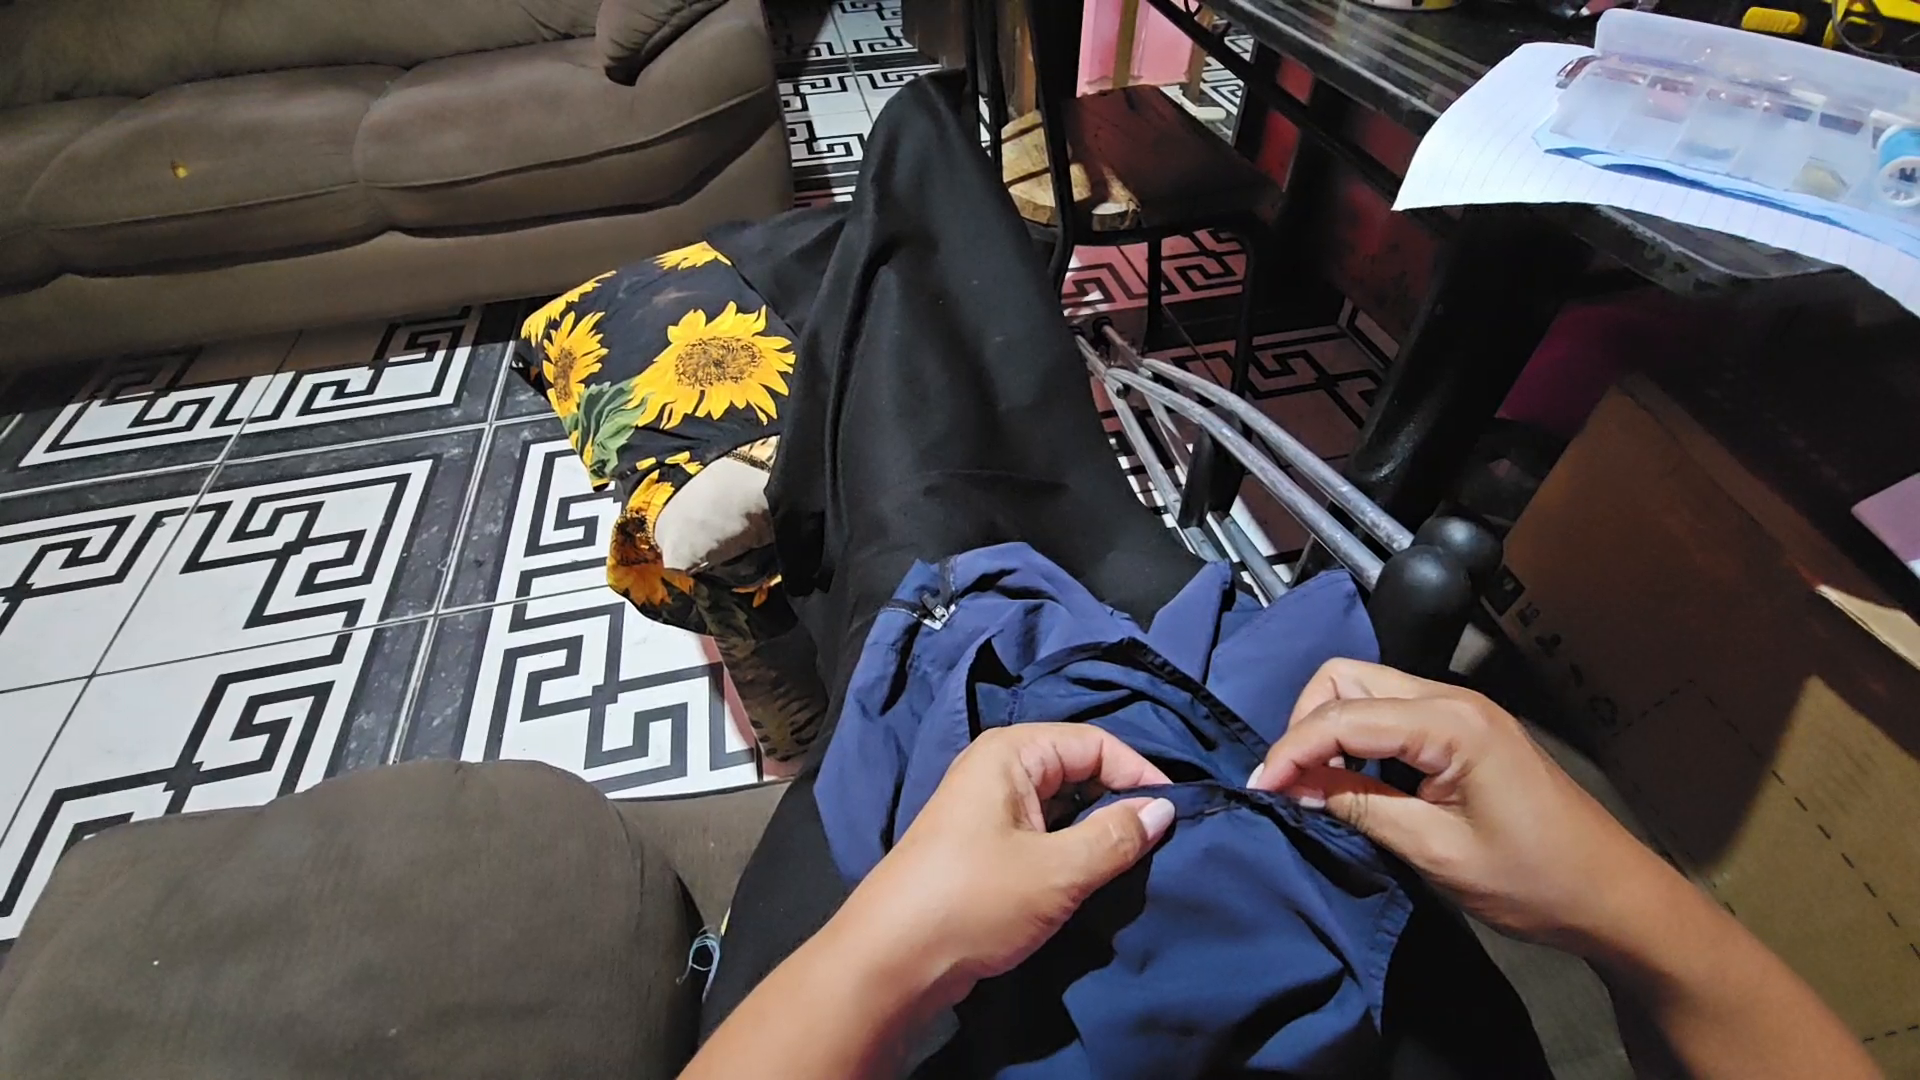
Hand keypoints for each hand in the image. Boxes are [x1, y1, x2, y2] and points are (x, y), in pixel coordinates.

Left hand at [839, 723, 1176, 1006]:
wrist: (892, 957)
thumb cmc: (975, 898)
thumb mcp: (1057, 870)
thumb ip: (1115, 836)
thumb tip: (1164, 808)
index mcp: (1011, 751)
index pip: (1093, 742)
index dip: (1138, 772)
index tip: (1177, 813)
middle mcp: (999, 765)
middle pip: (1077, 765)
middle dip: (1119, 797)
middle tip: (1162, 838)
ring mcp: (990, 802)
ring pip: (1061, 798)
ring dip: (1097, 823)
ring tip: (1136, 857)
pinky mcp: (986, 838)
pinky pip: (1043, 824)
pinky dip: (1073, 841)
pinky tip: (1096, 869)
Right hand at [1249, 659, 1669, 949]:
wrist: (1623, 903)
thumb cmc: (1537, 882)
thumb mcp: (1436, 851)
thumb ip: (1357, 805)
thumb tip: (1292, 785)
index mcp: (1450, 723)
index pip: (1341, 716)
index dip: (1292, 749)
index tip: (1262, 787)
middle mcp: (1449, 698)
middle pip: (1343, 677)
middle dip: (1306, 722)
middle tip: (1296, 778)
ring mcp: (1457, 707)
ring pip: (1360, 686)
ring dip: (1328, 725)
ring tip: (1319, 779)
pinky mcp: (1460, 724)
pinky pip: (1384, 707)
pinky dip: (1355, 732)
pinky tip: (1356, 773)